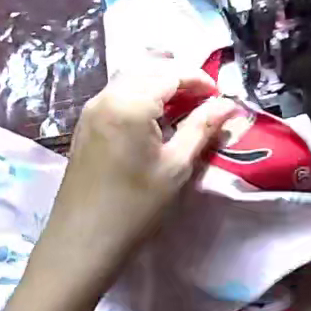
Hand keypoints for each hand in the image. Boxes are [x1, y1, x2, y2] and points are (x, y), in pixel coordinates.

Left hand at [30, 68, 236, 301]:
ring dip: (158, 86)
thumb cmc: (136, 206)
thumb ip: (202, 128)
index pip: (171, 73)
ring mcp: (90, 110)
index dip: (200, 80)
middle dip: (178, 79)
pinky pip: (115, 96)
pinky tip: (153, 121)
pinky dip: (139, 97)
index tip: (221, 98)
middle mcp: (106, 97)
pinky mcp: (84, 126)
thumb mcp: (176, 166)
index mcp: (130, 102)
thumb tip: (227, 104)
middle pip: (148, 70)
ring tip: (182, 110)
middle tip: (204, 102)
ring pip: (130, 81)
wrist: (83, 240)